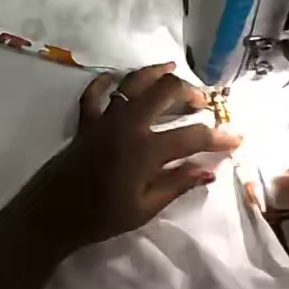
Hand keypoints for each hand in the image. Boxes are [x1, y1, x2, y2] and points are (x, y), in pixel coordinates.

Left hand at [17, 63, 240, 249]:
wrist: (50, 216)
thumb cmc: (100, 218)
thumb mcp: (144, 208)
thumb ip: (177, 184)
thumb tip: (209, 171)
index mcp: (146, 149)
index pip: (193, 135)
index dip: (219, 136)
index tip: (238, 138)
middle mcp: (128, 124)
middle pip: (166, 92)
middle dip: (190, 92)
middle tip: (204, 102)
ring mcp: (105, 119)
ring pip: (134, 82)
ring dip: (155, 73)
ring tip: (172, 70)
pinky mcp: (86, 122)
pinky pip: (96, 93)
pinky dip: (108, 81)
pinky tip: (119, 77)